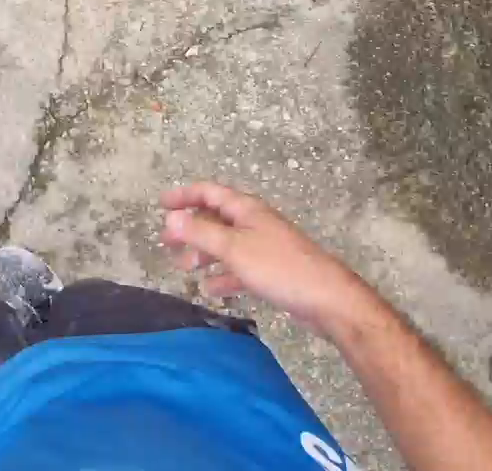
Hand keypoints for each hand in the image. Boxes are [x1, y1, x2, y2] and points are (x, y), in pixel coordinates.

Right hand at [160, 183, 385, 341]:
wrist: (329, 300)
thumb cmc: (279, 267)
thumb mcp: (233, 248)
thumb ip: (200, 232)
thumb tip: (170, 217)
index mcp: (245, 209)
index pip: (208, 192)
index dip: (184, 195)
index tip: (161, 205)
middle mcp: (254, 222)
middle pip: (215, 218)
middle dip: (190, 229)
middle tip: (168, 244)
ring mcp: (264, 246)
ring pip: (225, 243)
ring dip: (203, 253)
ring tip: (185, 268)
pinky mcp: (273, 270)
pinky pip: (239, 266)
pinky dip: (223, 274)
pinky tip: (211, 289)